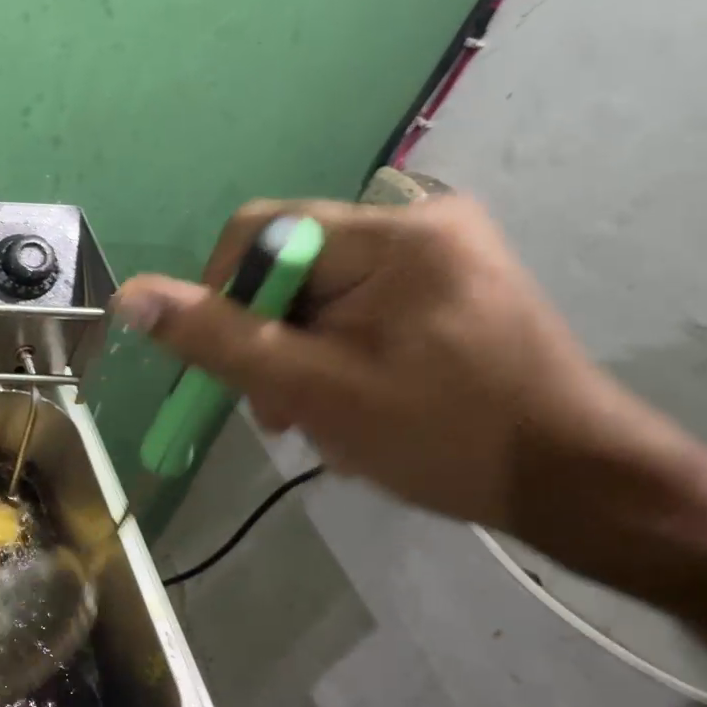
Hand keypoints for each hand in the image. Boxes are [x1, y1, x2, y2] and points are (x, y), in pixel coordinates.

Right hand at [112, 196, 659, 532]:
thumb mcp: (311, 387)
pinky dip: (331, 350)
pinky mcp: (447, 283)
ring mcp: (439, 253)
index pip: (259, 233)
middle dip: (265, 337)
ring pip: (314, 291)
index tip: (240, 365)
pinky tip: (345, 398)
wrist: (578, 484)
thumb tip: (128, 295)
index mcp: (393, 234)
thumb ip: (215, 336)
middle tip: (278, 407)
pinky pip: (351, 304)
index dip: (224, 297)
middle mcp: (418, 222)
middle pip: (286, 265)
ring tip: (310, 414)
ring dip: (294, 351)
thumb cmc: (443, 434)